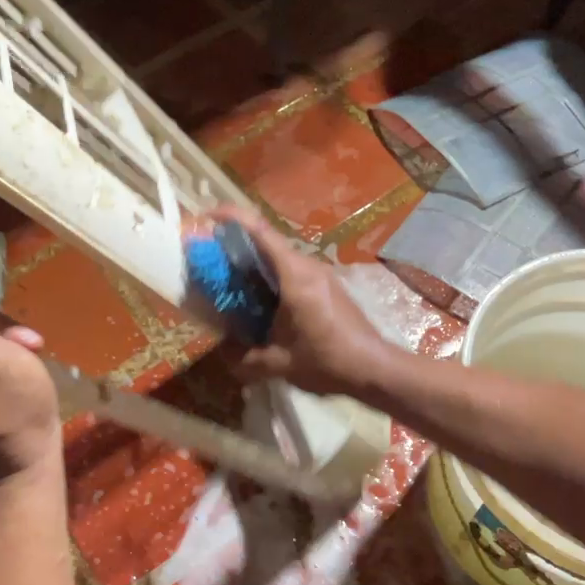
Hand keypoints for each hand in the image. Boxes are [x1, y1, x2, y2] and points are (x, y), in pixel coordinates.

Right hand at [212, 206, 396, 396]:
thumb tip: (223, 355)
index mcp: (295, 276)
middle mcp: (308, 267)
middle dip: (236, 245)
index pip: (261, 233)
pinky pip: (291, 272)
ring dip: (254, 264)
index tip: (209, 215)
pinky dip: (270, 277)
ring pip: (279, 259)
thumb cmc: (328, 360)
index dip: (233, 217)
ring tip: (228, 281)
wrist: (375, 369)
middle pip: (267, 243)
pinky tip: (259, 300)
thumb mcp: (280, 364)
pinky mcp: (327, 287)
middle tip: (209, 257)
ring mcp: (320, 275)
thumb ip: (246, 358)